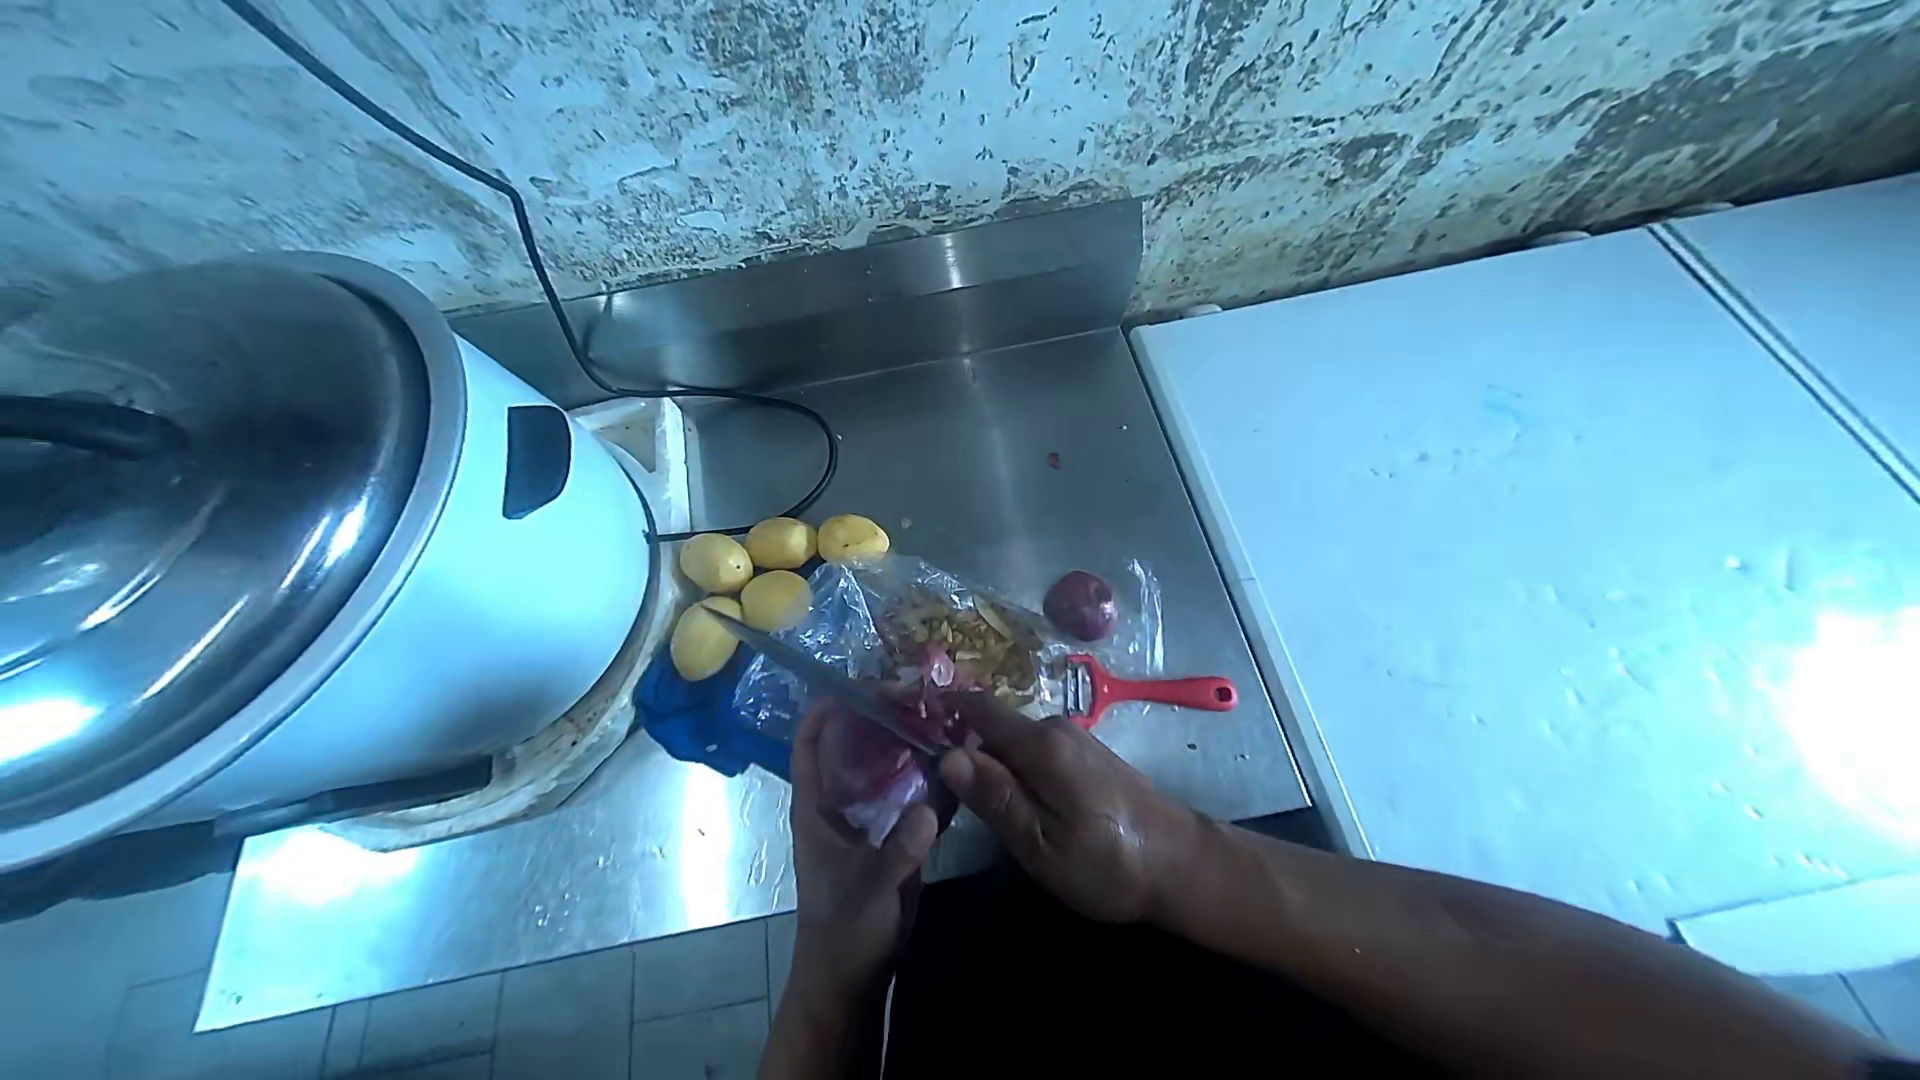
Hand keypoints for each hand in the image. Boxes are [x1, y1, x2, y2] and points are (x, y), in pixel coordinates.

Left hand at [786, 702, 937, 999]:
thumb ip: (898, 850)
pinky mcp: (896, 829)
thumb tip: (930, 810)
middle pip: (855, 743)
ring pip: (886, 763)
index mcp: (817, 805)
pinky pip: (912, 790)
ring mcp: (871, 813)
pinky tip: (957, 756)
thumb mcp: (868, 889)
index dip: (828, 709)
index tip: (862, 686)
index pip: (810, 743)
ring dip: (909, 739)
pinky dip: (931, 772)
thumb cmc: (844, 929)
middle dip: (881, 716)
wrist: (855, 974)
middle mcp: (842, 799)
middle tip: (918, 697)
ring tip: (942, 716)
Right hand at [938, 693, 1200, 923]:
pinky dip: (1015, 767)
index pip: (979, 709)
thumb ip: (995, 797)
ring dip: (991, 761)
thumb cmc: (1108, 863)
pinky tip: (1016, 800)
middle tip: (937, 785)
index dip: (943, 707)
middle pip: (993, 727)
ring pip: (1014, 741)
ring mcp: (1074, 738)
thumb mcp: (1042, 843)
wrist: (1182, 864)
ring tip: (972, 800)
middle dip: (964, 747)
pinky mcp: (1085, 753)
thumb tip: (948, 755)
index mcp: (1040, 744)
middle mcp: (1056, 728)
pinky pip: (1034, 750)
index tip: (908, 714)